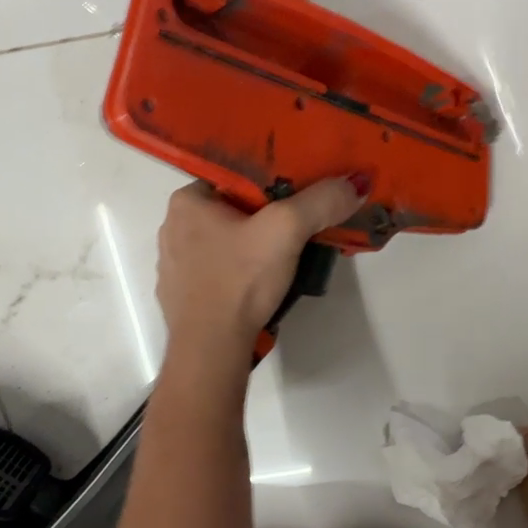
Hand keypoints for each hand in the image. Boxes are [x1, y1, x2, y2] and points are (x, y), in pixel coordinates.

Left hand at [155, 175, 367, 349]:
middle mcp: (172, 228)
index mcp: (186, 201)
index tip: (296, 202)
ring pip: (223, 247)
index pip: (233, 179)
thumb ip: (321, 202)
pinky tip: (257, 292)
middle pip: (230, 214)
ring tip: (282, 265)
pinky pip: (215, 277)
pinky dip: (236, 279)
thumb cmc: (240, 280)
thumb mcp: (287, 231)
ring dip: (250, 253)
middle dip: (263, 223)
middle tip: (295, 234)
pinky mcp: (180, 298)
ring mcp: (173, 266)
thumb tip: (355, 183)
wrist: (211, 348)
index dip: (269, 188)